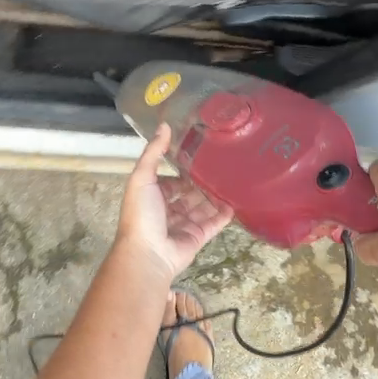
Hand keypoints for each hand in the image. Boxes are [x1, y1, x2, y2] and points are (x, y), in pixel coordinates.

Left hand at [114, 124, 233, 279]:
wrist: (148, 253)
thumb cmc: (141, 214)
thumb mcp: (142, 178)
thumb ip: (154, 152)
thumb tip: (165, 125)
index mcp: (152, 196)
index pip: (171, 180)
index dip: (184, 169)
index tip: (202, 155)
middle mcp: (167, 210)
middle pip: (189, 194)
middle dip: (202, 182)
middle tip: (224, 165)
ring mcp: (183, 224)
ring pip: (202, 207)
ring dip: (215, 196)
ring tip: (234, 179)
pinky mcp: (197, 237)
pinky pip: (213, 223)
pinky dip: (224, 214)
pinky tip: (236, 201)